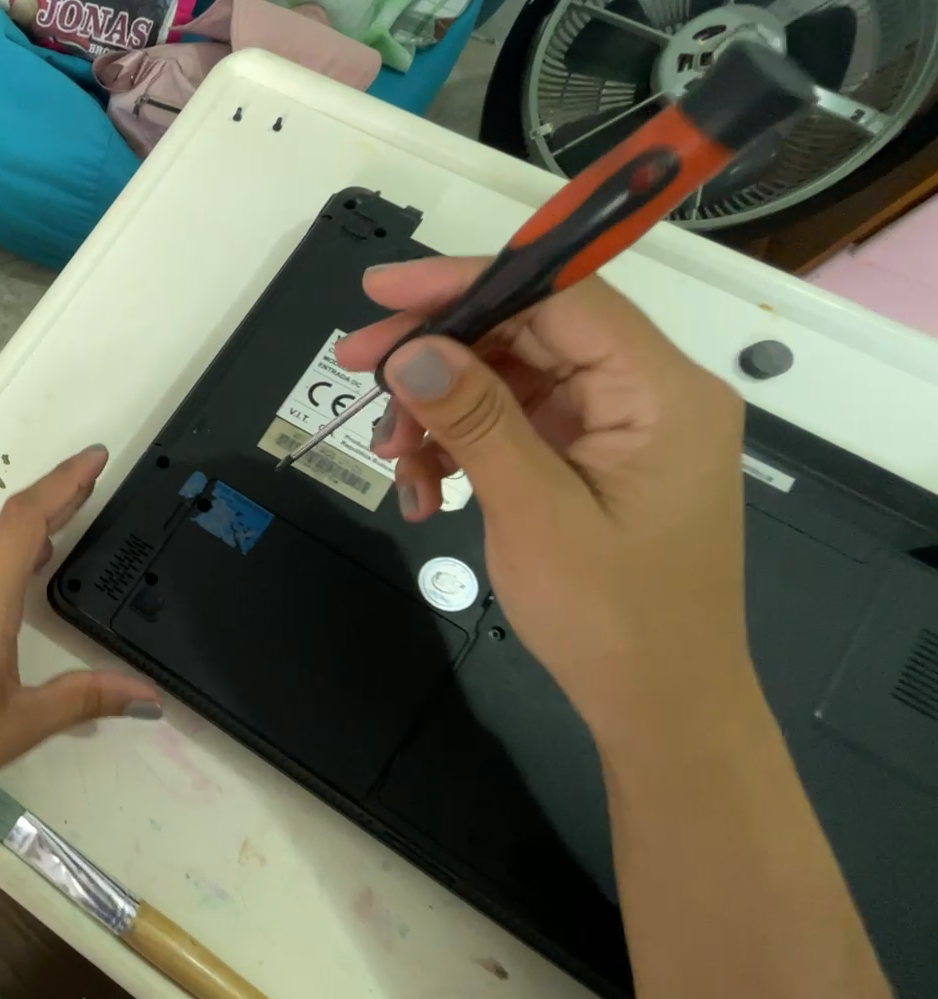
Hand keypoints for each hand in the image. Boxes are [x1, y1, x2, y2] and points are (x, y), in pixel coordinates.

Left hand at [0, 445, 159, 844]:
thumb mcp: (17, 727)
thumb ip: (84, 700)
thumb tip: (149, 697)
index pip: (23, 522)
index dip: (62, 483)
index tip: (94, 458)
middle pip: (3, 531)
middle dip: (51, 504)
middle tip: (91, 485)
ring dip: (22, 540)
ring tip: (61, 534)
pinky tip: (12, 587)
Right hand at [334, 258, 753, 739]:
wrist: (653, 698)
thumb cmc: (610, 613)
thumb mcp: (534, 513)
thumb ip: (477, 423)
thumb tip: (413, 354)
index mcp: (658, 391)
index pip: (559, 298)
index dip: (466, 284)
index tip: (378, 295)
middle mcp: (638, 393)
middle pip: (523, 334)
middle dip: (434, 355)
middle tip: (355, 371)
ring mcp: (607, 427)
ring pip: (501, 381)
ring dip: (434, 412)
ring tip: (394, 461)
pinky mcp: (578, 458)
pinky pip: (501, 427)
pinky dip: (452, 449)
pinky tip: (421, 489)